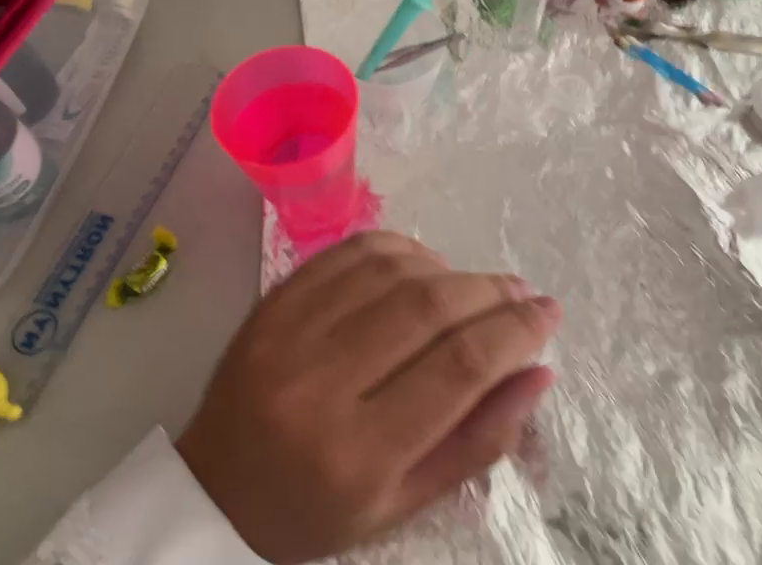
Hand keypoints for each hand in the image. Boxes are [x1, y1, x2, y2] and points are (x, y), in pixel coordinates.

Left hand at [176, 231, 560, 563]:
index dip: (514, 333)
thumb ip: (478, 440)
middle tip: (522, 294)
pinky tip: (422, 266)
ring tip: (473, 287)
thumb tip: (539, 371)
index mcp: (358, 454)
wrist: (214, 493)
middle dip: (489, 293)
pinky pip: (348, 252)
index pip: (458, 369)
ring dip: (448, 268)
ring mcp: (287, 335)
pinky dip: (399, 248)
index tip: (547, 315)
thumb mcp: (405, 503)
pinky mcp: (271, 304)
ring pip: (391, 270)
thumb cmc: (317, 511)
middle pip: (427, 309)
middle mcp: (319, 386)